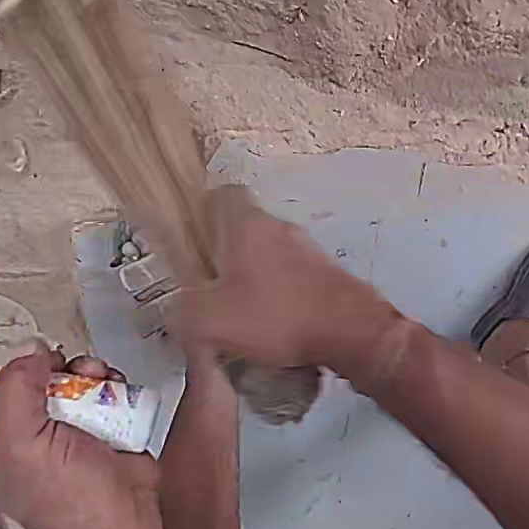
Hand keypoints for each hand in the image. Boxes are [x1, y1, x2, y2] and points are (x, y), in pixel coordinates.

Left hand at [0, 351, 160, 528]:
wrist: (123, 522)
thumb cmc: (69, 506)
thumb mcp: (23, 444)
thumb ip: (15, 392)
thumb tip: (28, 355)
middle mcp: (24, 440)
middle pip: (20, 384)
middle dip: (40, 366)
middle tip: (53, 366)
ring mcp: (63, 432)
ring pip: (64, 381)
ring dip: (81, 371)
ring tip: (93, 378)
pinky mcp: (98, 427)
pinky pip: (98, 389)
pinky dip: (106, 381)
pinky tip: (111, 386)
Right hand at [175, 185, 398, 371]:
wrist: (352, 333)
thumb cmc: (279, 317)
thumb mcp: (210, 322)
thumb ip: (182, 313)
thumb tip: (176, 314)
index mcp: (248, 226)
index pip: (222, 195)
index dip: (202, 214)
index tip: (192, 242)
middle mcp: (280, 229)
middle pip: (243, 229)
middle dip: (224, 257)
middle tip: (210, 289)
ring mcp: (309, 251)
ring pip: (270, 255)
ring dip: (254, 279)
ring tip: (242, 315)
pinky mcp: (328, 275)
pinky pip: (293, 278)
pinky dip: (280, 297)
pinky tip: (274, 327)